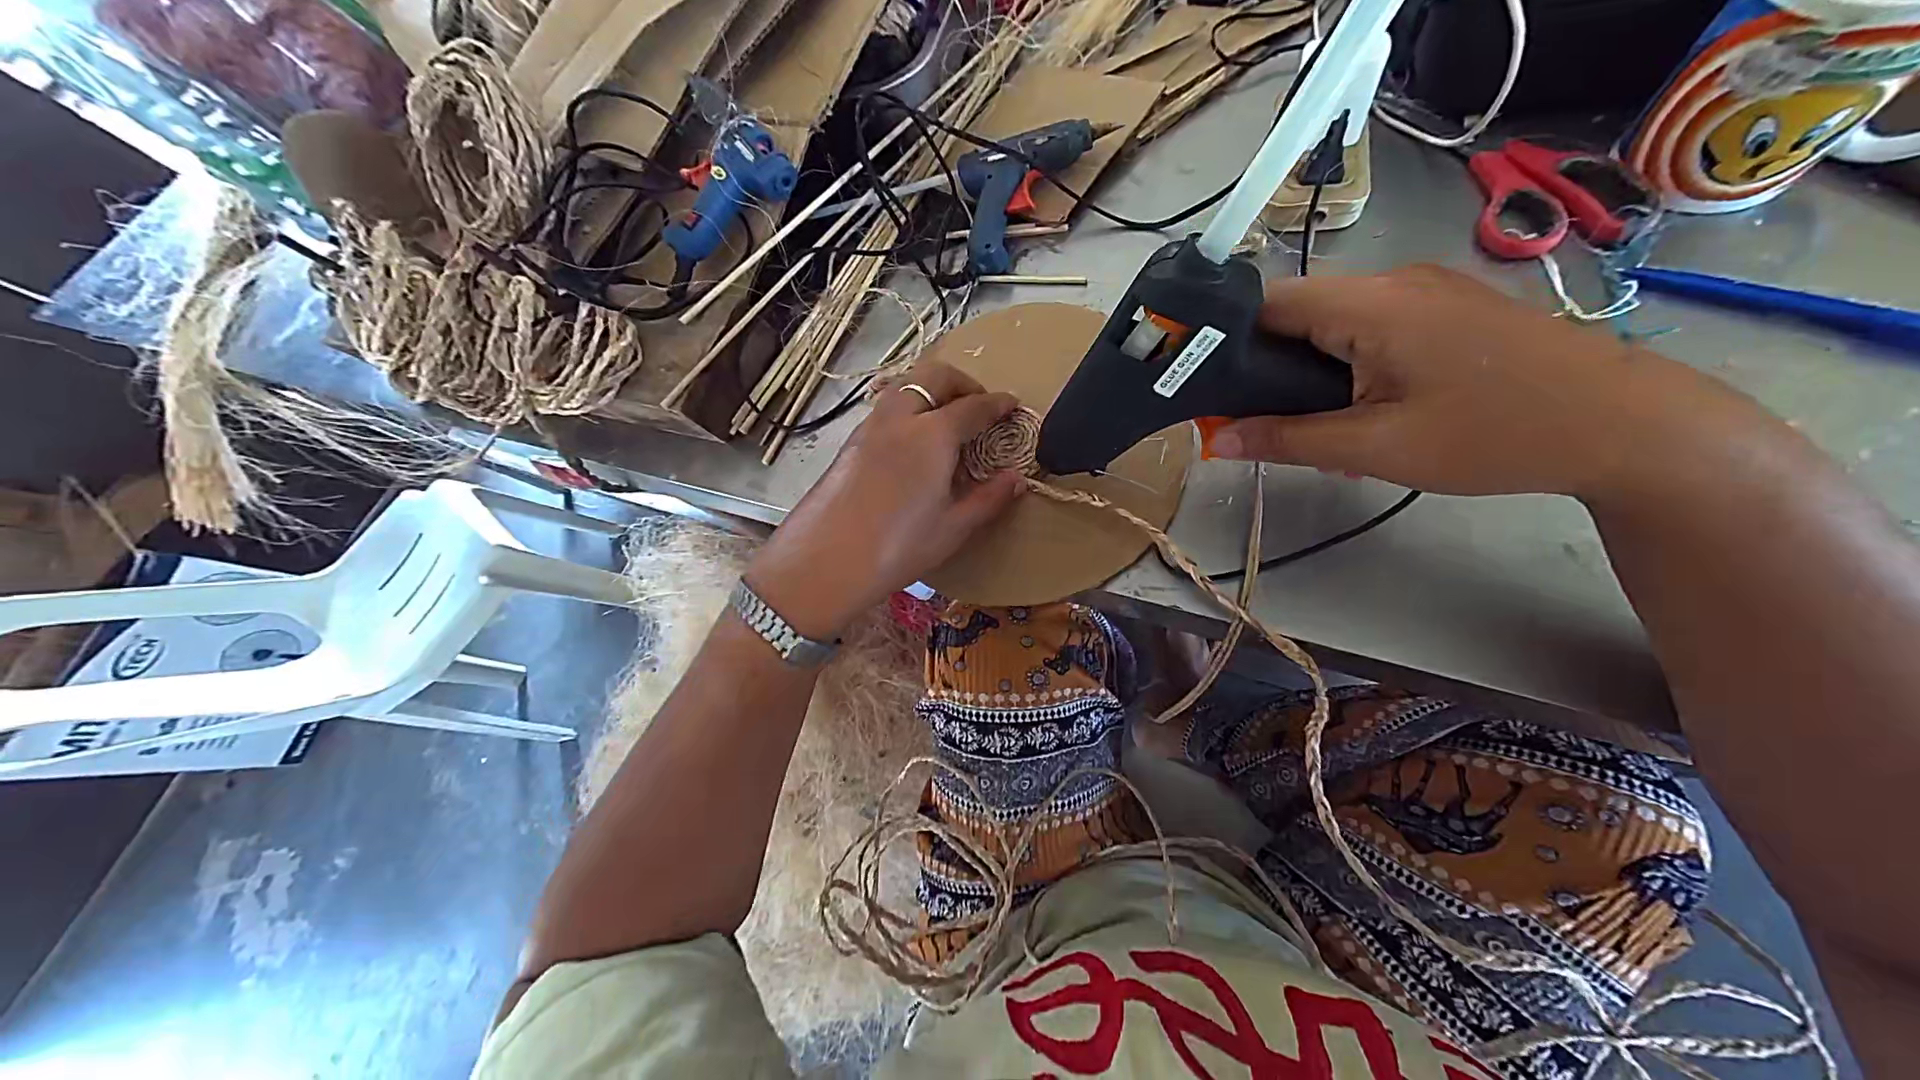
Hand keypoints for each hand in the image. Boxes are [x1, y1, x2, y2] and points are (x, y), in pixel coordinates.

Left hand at [744, 362, 1025, 639]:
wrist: (824, 563)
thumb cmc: (897, 548)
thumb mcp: (953, 528)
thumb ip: (989, 498)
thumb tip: (1016, 479)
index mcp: (932, 434)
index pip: (974, 406)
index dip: (997, 403)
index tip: (1012, 405)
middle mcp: (899, 418)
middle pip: (934, 375)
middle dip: (962, 382)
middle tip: (979, 405)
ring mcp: (869, 427)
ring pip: (904, 386)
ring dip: (930, 390)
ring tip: (946, 420)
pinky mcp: (849, 443)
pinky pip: (885, 409)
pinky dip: (907, 409)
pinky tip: (912, 444)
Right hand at [1210, 265, 1779, 500]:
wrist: (1624, 425)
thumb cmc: (1492, 434)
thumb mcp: (1376, 448)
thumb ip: (1287, 440)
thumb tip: (1215, 441)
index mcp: (1370, 304)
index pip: (1266, 302)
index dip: (1223, 339)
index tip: (1199, 384)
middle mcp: (1394, 282)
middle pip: (1297, 311)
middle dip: (1266, 364)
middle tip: (1254, 420)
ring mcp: (1427, 291)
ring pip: (1333, 321)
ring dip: (1307, 369)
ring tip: (1307, 424)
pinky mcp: (1448, 310)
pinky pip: (1371, 328)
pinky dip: (1346, 364)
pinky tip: (1358, 410)